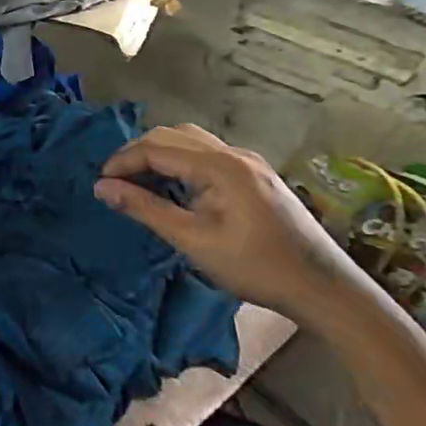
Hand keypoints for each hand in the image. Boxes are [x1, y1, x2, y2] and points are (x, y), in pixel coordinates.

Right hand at [94, 124, 370, 325]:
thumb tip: (101, 188)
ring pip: (190, 141)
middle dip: (137, 153)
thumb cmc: (255, 266)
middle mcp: (234, 154)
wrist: (325, 290)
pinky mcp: (255, 175)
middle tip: (115, 182)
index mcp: (219, 166)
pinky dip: (180, 161)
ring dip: (159, 154)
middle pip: (171, 135)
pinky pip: (207, 154)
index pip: (156, 148)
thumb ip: (144, 208)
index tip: (100, 183)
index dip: (122, 162)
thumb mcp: (192, 240)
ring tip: (139, 182)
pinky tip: (174, 187)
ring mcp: (248, 162)